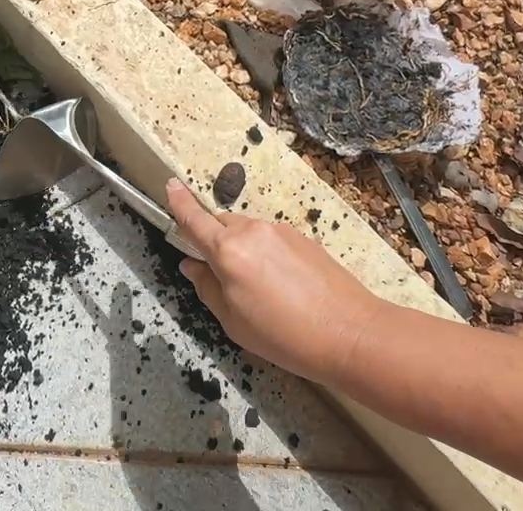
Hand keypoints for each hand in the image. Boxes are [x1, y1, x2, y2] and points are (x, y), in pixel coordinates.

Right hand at [166, 179, 385, 384]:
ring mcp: (279, 231)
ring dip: (243, 250)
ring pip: (247, 232)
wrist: (351, 334)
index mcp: (227, 252)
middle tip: (226, 278)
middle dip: (216, 243)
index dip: (179, 201)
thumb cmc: (285, 337)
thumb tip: (191, 265)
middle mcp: (251, 231)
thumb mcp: (233, 322)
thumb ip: (207, 288)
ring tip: (262, 289)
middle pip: (221, 225)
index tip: (170, 185)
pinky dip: (267, 255)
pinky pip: (271, 239)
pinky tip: (285, 286)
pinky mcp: (302, 237)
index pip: (194, 219)